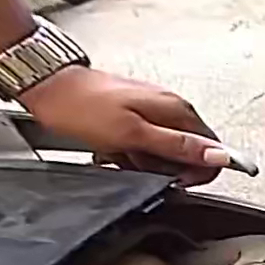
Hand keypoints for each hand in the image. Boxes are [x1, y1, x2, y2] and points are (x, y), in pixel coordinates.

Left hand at [17, 66, 235, 186]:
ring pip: (168, 152)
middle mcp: (171, 108)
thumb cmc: (81, 107)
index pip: (215, 150)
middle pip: (191, 153)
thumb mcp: (135, 134)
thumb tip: (220, 157)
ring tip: (122, 155)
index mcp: (178, 111)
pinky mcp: (137, 115)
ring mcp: (154, 110)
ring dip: (148, 162)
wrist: (45, 86)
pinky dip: (135, 154)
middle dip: (168, 168)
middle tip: (140, 163)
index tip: (175, 178)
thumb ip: (180, 147)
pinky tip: (116, 151)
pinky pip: (149, 145)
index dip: (198, 171)